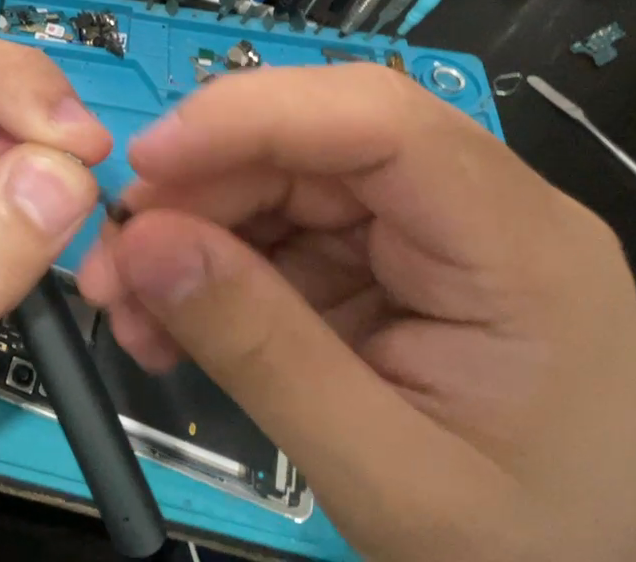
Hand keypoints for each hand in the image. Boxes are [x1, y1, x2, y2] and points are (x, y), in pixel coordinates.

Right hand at [77, 66, 635, 561]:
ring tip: (128, 308)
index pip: (381, 122)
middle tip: (112, 260)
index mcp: (522, 249)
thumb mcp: (380, 472)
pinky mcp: (376, 252)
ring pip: (271, 180)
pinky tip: (165, 320)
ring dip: (184, 232)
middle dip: (194, 190)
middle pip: (308, 145)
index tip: (147, 162)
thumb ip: (261, 351)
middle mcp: (474, 209)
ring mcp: (420, 227)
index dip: (253, 117)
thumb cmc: (509, 550)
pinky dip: (204, 266)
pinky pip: (268, 227)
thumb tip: (141, 242)